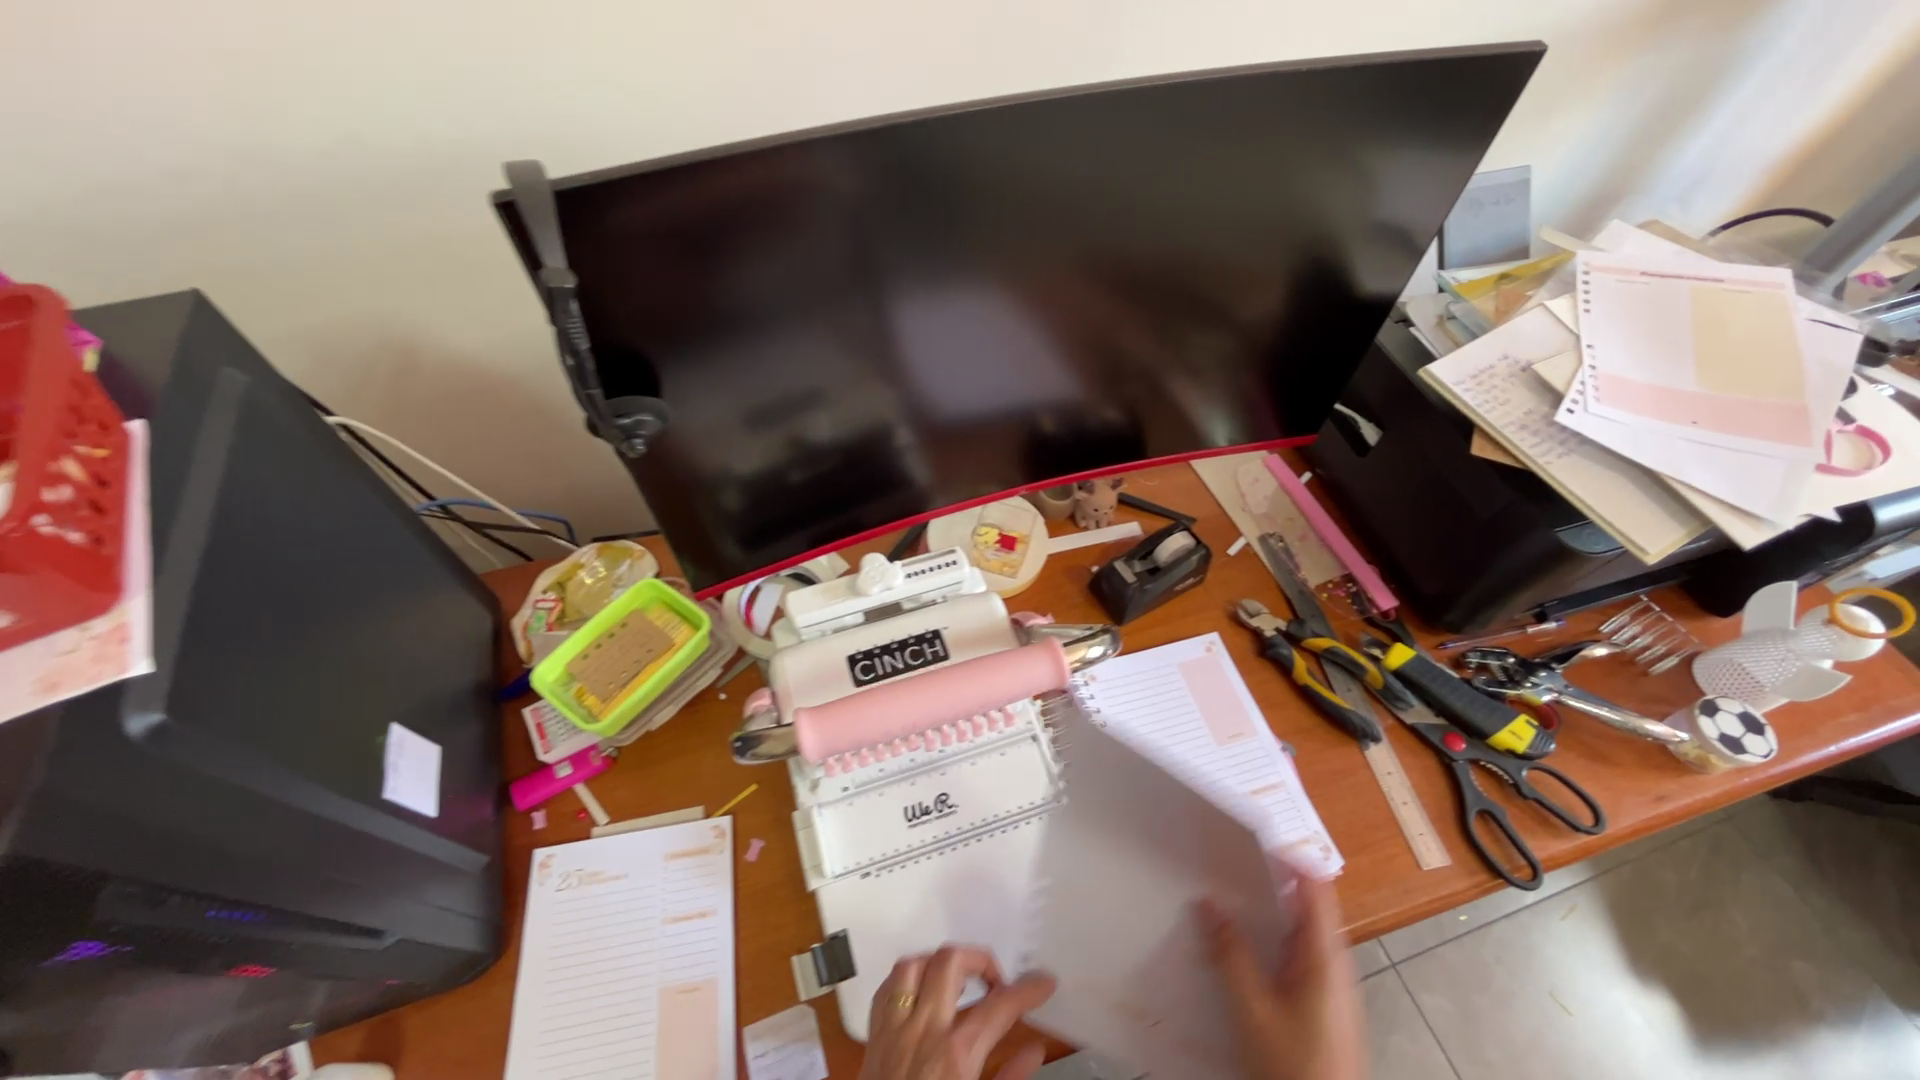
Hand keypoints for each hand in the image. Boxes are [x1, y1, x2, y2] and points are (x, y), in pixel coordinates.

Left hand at [858, 945, 1057, 1079]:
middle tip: (996, 979)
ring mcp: (895, 1029)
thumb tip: (1033, 1052)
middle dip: (980, 959)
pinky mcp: (874, 1036)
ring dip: (938, 964)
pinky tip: (921, 991)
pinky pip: (886, 988)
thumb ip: (1010, 1077)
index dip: (1028, 989)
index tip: (1042, 984)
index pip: (1000, 1005)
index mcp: (956, 1054)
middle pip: (950, 962)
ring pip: (912, 965)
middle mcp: (924, 1031)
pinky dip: (907, 980)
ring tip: (959, 977)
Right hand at [1198, 867, 1363, 1079]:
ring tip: (1226, 892)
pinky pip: (1297, 955)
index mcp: (1324, 957)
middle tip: (1227, 858)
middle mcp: (1334, 963)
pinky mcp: (1322, 1004)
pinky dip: (1271, 937)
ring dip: (1269, 910)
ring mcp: (1330, 985)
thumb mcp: (1252, 1011)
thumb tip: (1208, 902)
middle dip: (1271, 879)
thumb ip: (1231, 955)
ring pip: (1300, 931)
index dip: (1291, 856)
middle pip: (1308, 905)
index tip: (1254, 834)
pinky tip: (1242, 945)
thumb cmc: (1294, 1067)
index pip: (1316, 888)